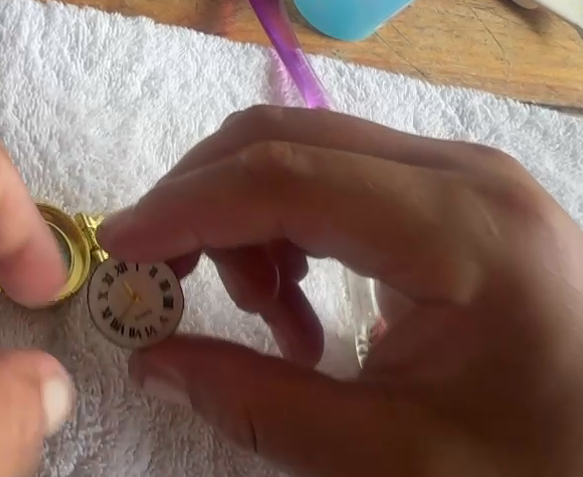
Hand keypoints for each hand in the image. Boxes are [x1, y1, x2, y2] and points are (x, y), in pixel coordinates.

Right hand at [96, 106, 582, 476]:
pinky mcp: (452, 190)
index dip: (184, 207)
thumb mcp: (399, 467)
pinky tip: (299, 300)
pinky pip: (330, 174)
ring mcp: (460, 171)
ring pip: (297, 148)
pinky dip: (283, 224)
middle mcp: (460, 169)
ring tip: (265, 315)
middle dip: (201, 199)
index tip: (117, 248)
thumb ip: (259, 405)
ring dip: (243, 217)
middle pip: (281, 139)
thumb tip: (148, 358)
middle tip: (166, 277)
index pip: (283, 177)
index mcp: (465, 226)